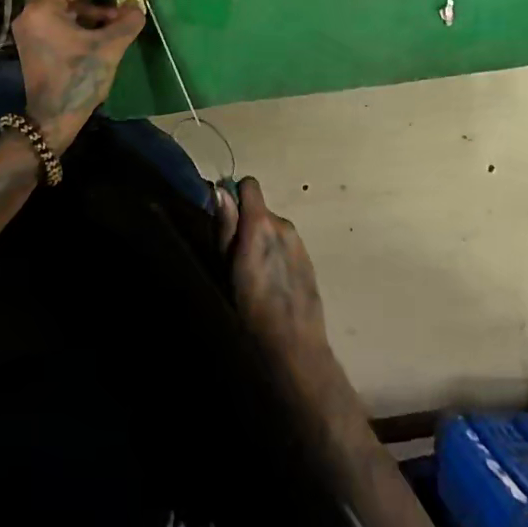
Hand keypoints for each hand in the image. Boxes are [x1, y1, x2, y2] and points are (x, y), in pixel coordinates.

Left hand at [13, 0, 146, 152]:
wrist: (53, 118)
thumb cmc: (78, 78)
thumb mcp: (108, 47)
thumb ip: (126, 20)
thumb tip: (137, 4)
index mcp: (42, 9)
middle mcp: (30, 14)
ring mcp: (30, 30)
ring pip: (65, 8)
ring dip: (92, 9)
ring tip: (119, 15)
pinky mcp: (35, 44)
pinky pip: (60, 22)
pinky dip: (81, 22)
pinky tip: (104, 29)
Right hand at [215, 177, 328, 355]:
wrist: (293, 342)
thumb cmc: (251, 304)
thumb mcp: (227, 263)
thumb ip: (225, 224)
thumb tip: (219, 190)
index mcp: (261, 222)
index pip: (249, 185)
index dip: (234, 195)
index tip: (224, 217)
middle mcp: (283, 224)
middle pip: (259, 208)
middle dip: (245, 221)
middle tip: (234, 253)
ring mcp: (299, 241)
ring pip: (272, 226)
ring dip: (261, 238)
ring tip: (254, 270)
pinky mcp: (308, 258)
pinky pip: (285, 243)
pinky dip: (275, 251)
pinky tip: (272, 279)